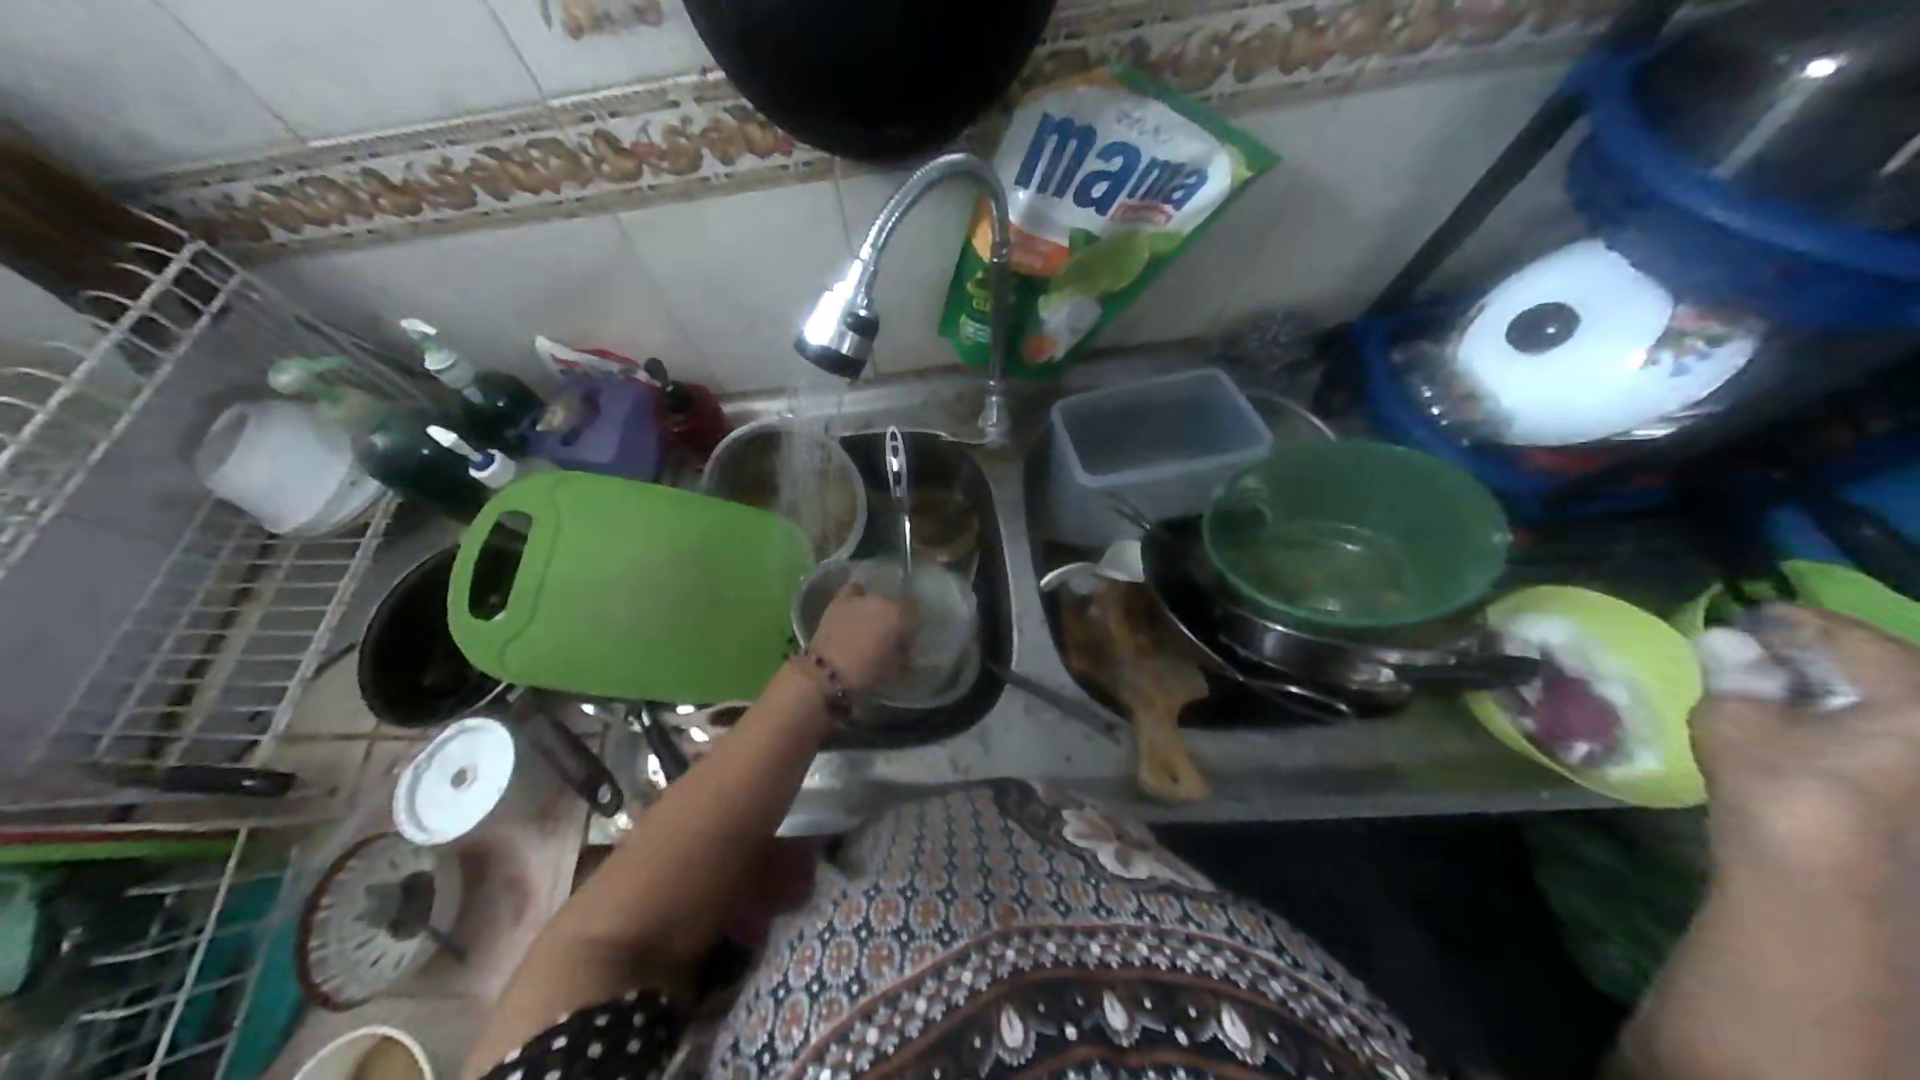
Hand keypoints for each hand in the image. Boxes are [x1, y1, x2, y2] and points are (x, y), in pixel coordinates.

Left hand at [807, 583, 915, 695]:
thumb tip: (904, 648)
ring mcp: (860, 598)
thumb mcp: (895, 669)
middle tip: (885, 635)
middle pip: (893, 604)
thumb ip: (904, 654)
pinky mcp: (839, 600)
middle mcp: (882, 600)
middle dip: (892, 617)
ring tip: (866, 625)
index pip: (914, 609)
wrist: (827, 672)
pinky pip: (853, 591)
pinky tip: (854, 609)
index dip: (911, 623)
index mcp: (899, 615)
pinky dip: (856, 597)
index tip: (906, 637)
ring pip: (874, 598)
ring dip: (874, 609)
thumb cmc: (866, 672)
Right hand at [1693, 606, 1919, 879]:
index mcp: (1919, 700)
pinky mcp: (1918, 802)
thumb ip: (1734, 676)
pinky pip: (1896, 745)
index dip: (1788, 623)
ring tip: (1782, 697)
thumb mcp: (1734, 723)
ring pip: (1893, 713)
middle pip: (1885, 674)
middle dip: (1822, 663)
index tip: (1743, 620)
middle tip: (1762, 656)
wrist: (1827, 893)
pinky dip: (1857, 733)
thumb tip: (1727, 641)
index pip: (1850, 637)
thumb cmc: (1784, 793)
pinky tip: (1812, 740)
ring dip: (1839, 700)